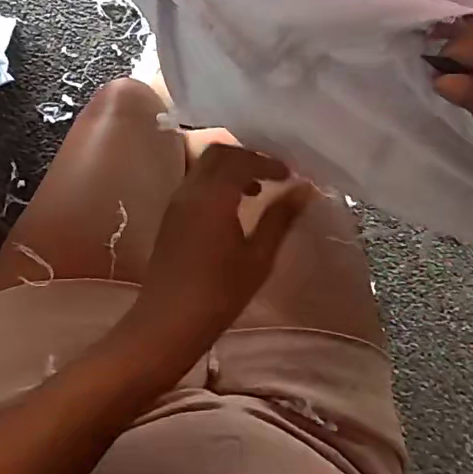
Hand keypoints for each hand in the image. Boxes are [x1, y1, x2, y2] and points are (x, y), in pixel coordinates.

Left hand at [134, 144, 312, 340]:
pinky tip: (233, 207)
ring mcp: (176, 202)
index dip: (268, 162)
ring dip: (230, 169)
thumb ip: (280, 218)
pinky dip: (216, 183)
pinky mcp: (170, 216)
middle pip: (218, 153)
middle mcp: (190, 190)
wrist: (168, 319)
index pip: (241, 159)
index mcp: (213, 195)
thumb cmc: (219, 292)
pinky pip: (195, 183)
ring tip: (257, 190)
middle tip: (273, 174)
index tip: (290, 174)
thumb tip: (304, 189)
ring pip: (204, 167)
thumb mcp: (259, 257)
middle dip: (247, 156)